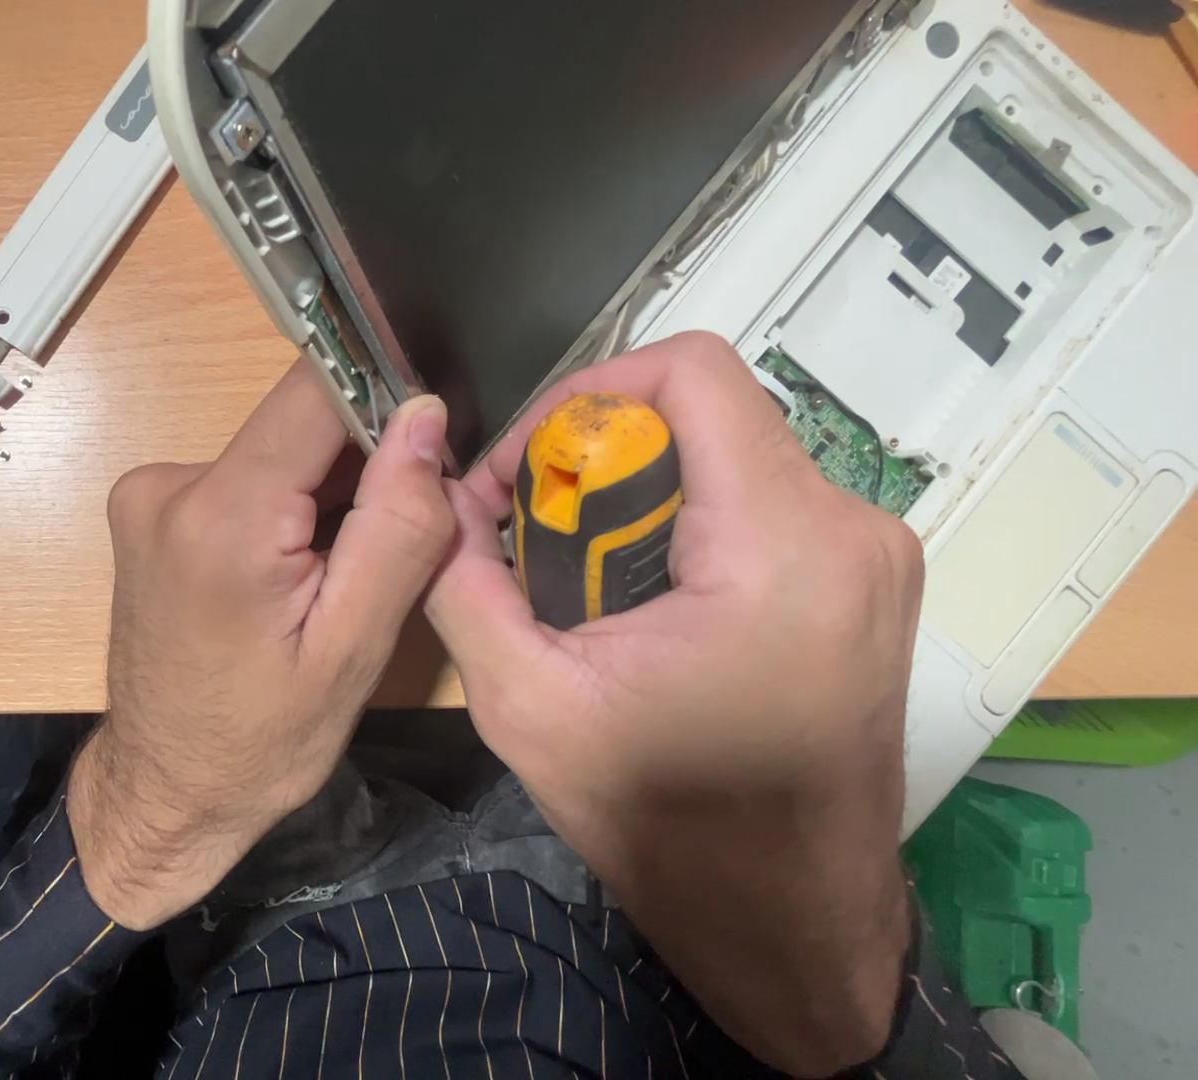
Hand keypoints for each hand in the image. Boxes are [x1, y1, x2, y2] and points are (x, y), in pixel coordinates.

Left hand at [70, 362, 454, 929]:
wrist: (165, 786)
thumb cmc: (262, 741)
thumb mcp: (354, 649)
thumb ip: (396, 526)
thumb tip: (422, 417)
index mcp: (220, 516)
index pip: (314, 388)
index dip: (382, 399)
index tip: (423, 447)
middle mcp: (166, 484)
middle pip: (296, 424)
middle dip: (356, 465)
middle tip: (379, 548)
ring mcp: (147, 493)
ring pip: (273, 451)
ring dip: (319, 494)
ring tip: (330, 576)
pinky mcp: (146, 509)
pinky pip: (241, 477)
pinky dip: (280, 508)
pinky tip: (289, 574)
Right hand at [427, 332, 919, 1076]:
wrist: (781, 920)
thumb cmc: (662, 819)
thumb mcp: (523, 703)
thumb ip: (462, 586)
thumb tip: (435, 502)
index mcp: (777, 545)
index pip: (688, 372)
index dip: (583, 393)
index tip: (519, 470)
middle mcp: (845, 525)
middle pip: (698, 413)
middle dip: (589, 455)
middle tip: (522, 529)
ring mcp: (864, 553)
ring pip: (719, 453)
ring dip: (624, 490)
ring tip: (561, 566)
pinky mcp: (857, 582)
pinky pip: (747, 499)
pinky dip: (668, 519)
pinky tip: (622, 590)